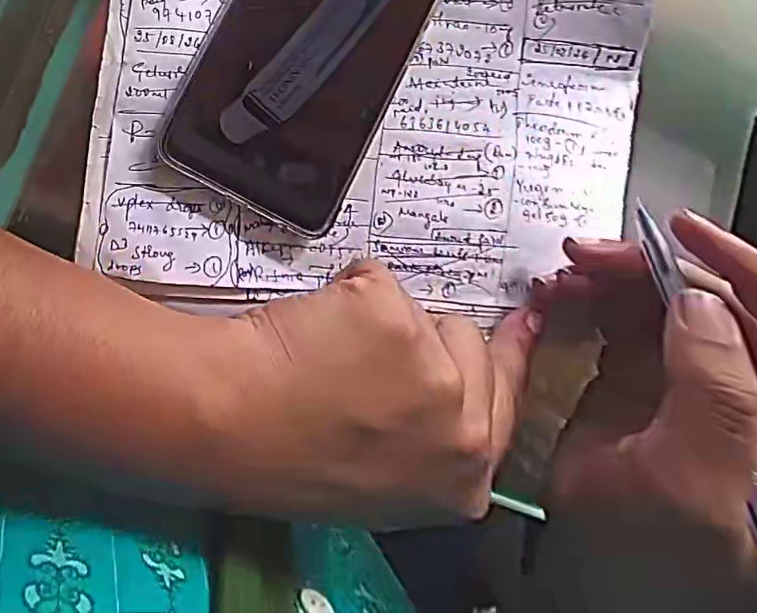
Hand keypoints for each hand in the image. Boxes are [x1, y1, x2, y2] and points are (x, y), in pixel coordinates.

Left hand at [212, 259, 542, 528]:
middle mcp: (464, 431)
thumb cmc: (287, 449)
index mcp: (463, 479)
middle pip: (466, 341)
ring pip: (418, 306)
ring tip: (328, 348)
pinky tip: (313, 326)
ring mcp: (432, 368)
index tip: (524, 320)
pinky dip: (345, 290)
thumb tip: (431, 377)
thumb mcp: (381, 470)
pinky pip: (374, 278)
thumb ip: (425, 432)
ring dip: (378, 315)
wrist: (232, 420)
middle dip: (419, 335)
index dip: (505, 354)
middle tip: (367, 346)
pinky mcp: (392, 316)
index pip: (505, 400)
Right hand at [537, 212, 756, 585]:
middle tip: (587, 252)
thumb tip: (700, 304)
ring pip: (662, 314)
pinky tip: (555, 297)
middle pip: (718, 315)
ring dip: (611, 284)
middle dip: (653, 274)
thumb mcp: (691, 489)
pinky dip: (587, 305)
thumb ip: (715, 401)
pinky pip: (619, 329)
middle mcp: (752, 409)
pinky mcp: (639, 391)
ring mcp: (691, 397)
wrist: (592, 585)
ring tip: (560, 274)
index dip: (752, 275)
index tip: (686, 230)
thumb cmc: (653, 556)